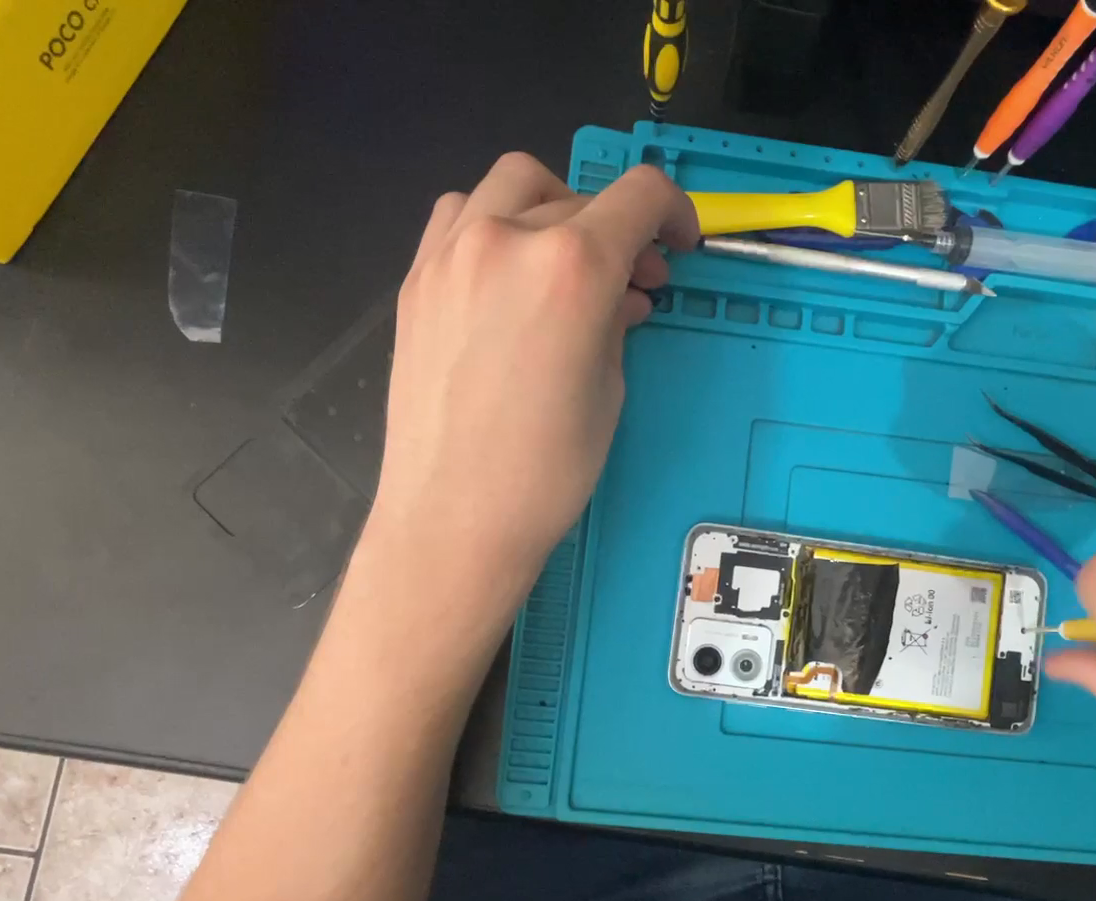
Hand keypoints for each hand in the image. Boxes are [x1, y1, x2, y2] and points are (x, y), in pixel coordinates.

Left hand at [368, 153, 697, 586]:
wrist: (454, 519)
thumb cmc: (547, 471)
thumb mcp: (608, 389)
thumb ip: (615, 322)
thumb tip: (621, 294)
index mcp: (572, 267)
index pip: (638, 196)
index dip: (674, 212)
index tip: (679, 245)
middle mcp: (507, 237)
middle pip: (580, 198)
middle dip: (619, 232)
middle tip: (634, 284)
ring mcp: (451, 253)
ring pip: (513, 186)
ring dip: (555, 210)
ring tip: (567, 266)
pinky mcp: (416, 279)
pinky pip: (460, 217)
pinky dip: (496, 225)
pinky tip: (508, 274)